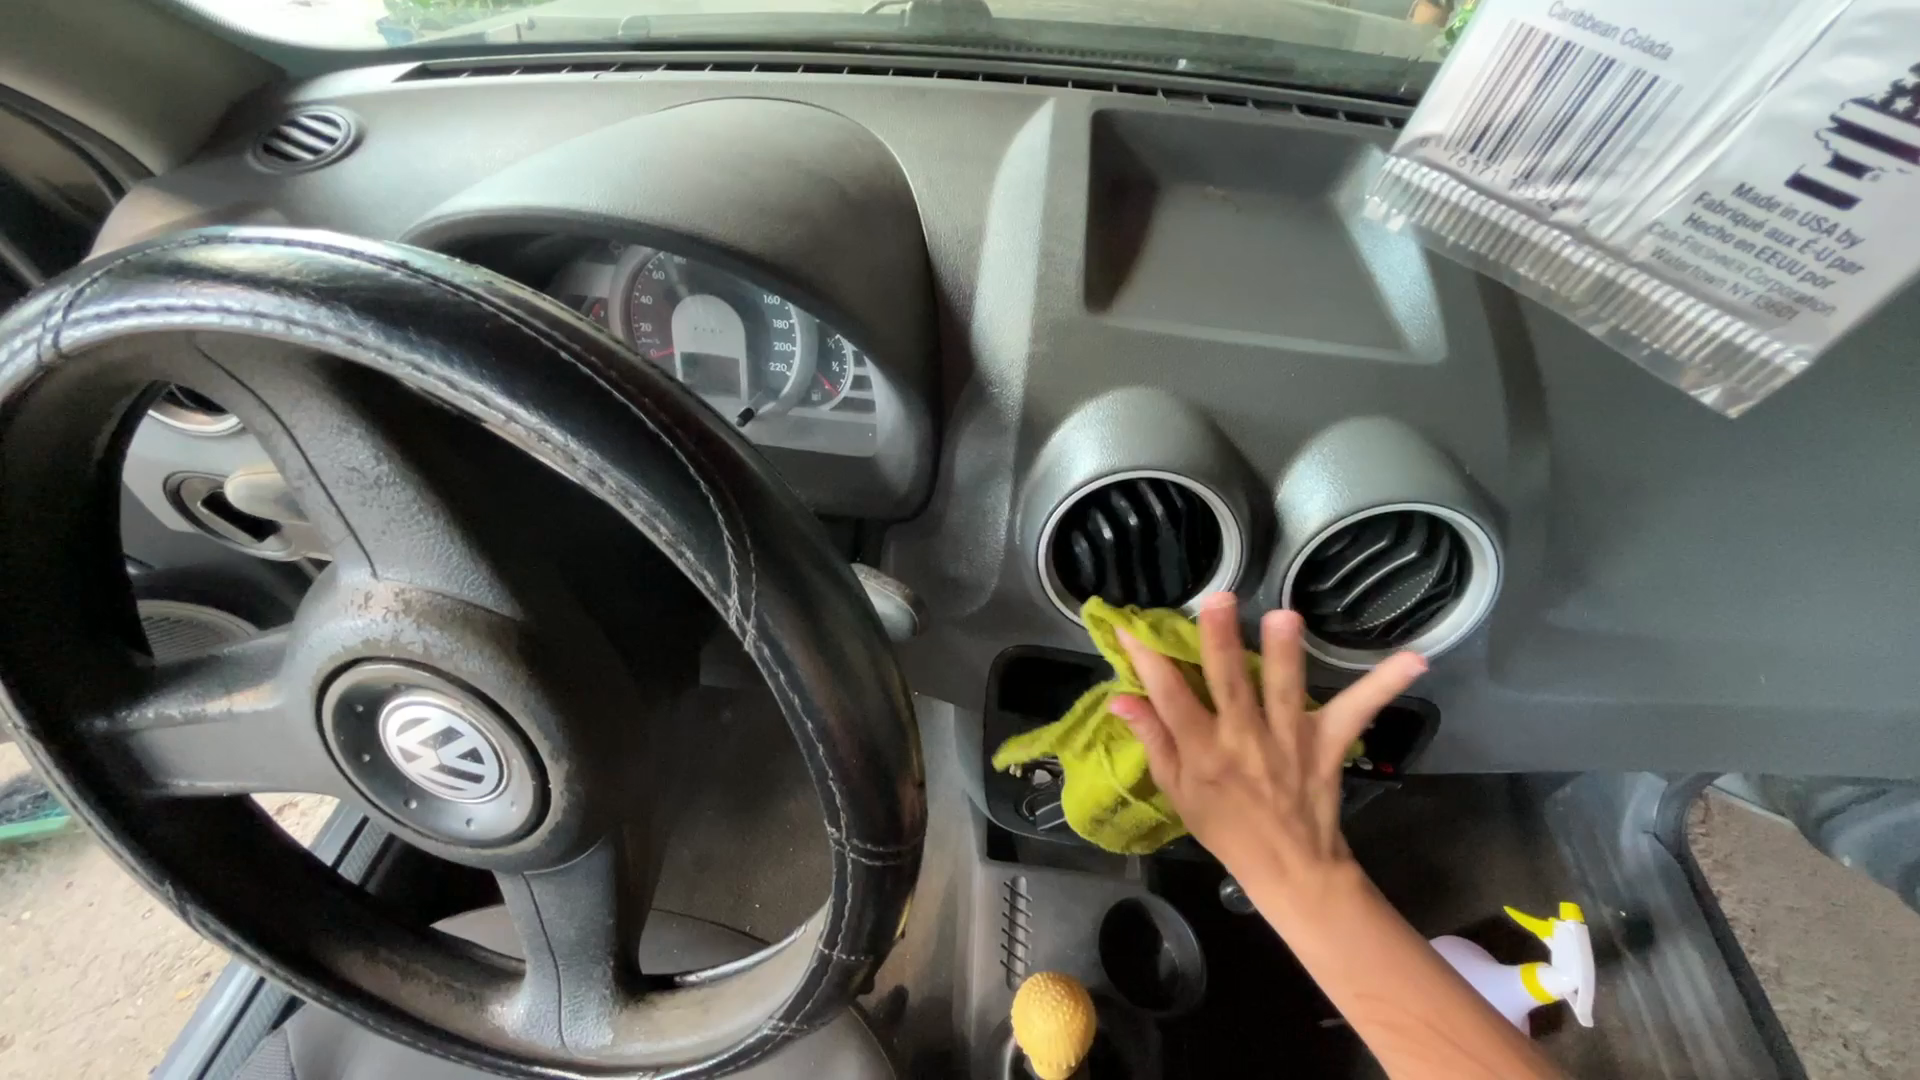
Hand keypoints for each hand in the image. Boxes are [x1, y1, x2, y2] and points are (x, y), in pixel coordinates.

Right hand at [1108, 593, 1426, 891]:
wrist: (1290, 867)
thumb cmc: (1224, 826)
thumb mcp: (1177, 790)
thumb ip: (1153, 739)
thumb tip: (1121, 697)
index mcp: (1203, 752)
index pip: (1169, 698)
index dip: (1147, 660)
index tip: (1130, 626)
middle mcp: (1243, 740)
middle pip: (1228, 684)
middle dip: (1220, 642)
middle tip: (1218, 600)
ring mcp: (1289, 741)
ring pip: (1284, 690)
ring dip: (1285, 654)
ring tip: (1284, 616)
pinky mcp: (1328, 744)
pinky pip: (1356, 711)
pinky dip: (1384, 686)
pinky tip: (1414, 660)